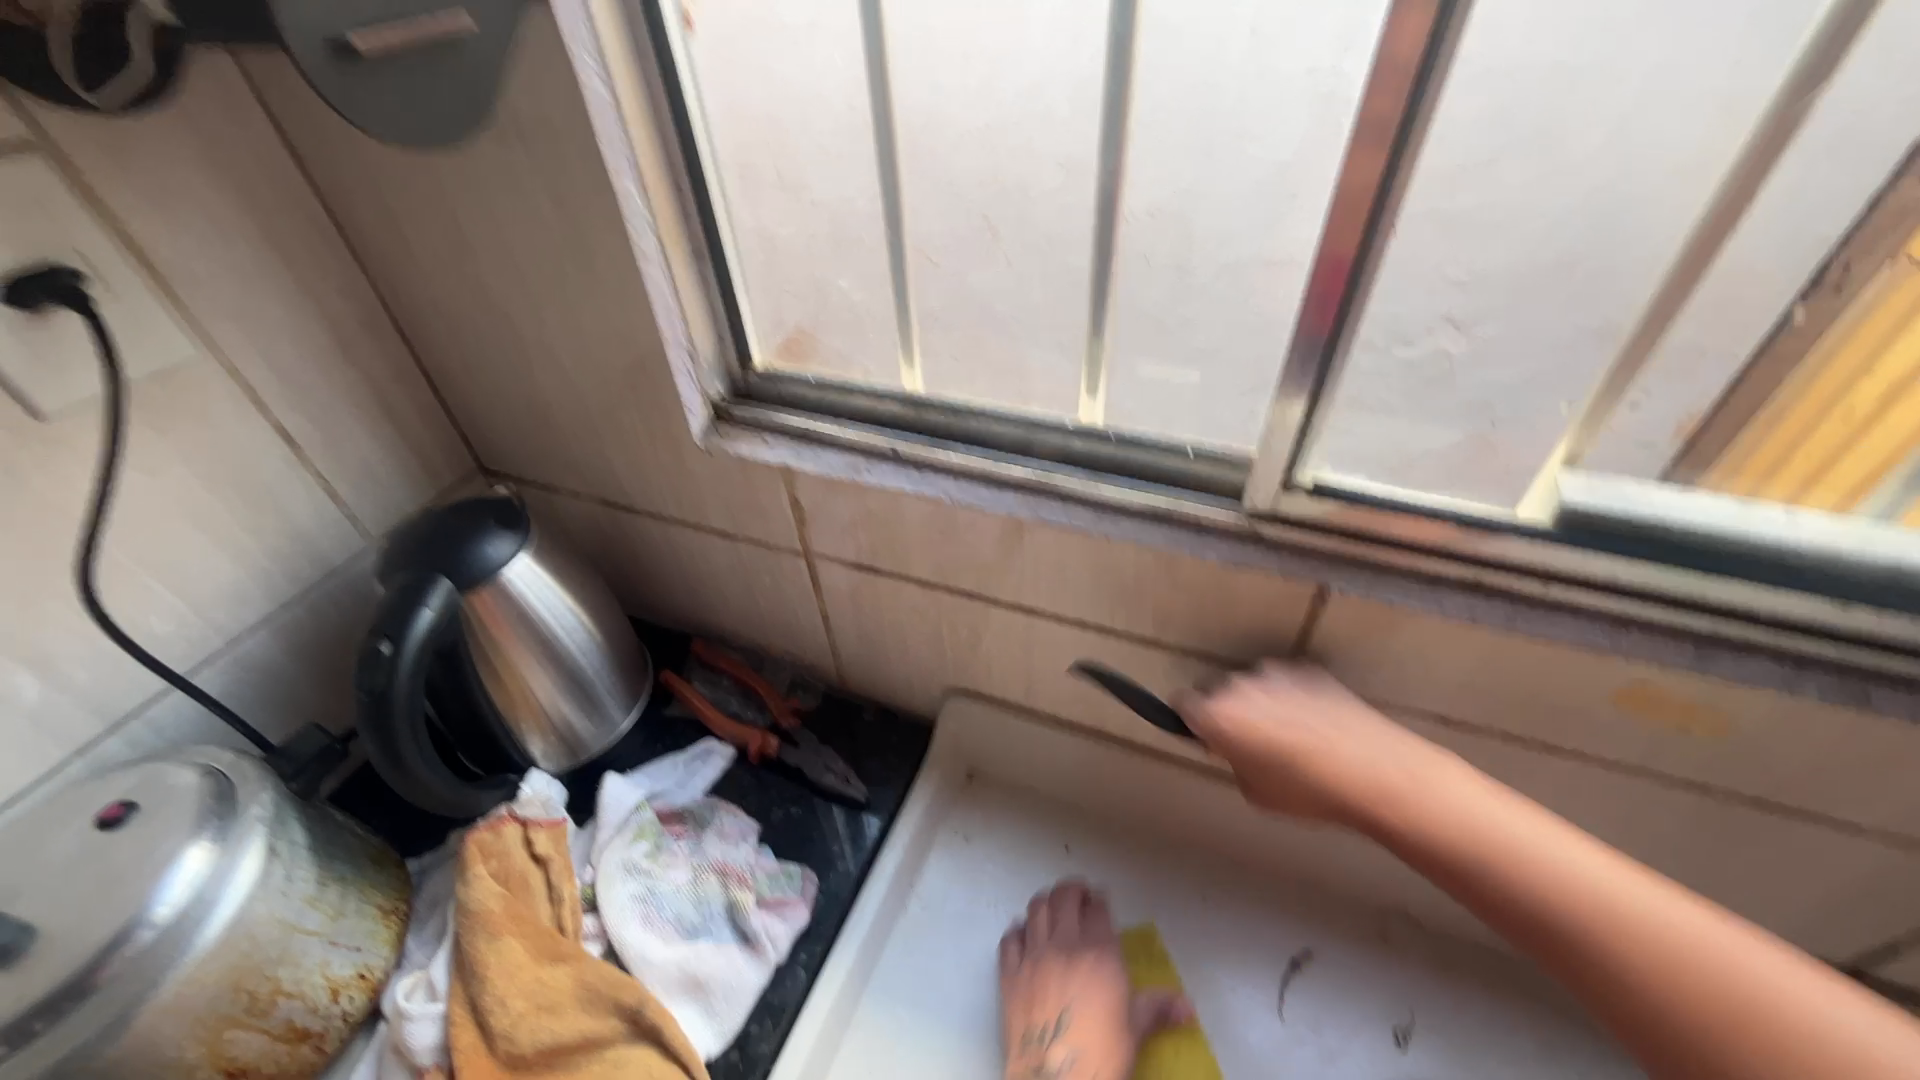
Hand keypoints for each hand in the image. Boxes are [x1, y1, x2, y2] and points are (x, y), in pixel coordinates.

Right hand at [1175, 661, 1467, 826]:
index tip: (1207, 738)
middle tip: (1250, 743)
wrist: (1376, 770)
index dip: (1191, 721)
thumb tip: (1239, 750)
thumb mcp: (1255, 792)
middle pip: (1218, 692)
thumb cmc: (1307, 791)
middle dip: (1227, 712)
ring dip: (1260, 703)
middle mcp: (1238, 686)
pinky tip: (1316, 726)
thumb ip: (1234, 763)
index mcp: (1216, 716)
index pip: (1181, 704)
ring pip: (1254, 686)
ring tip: (1290, 735)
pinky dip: (1292, 698)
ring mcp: (1276, 673)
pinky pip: (1286, 683)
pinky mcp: (1310, 670)